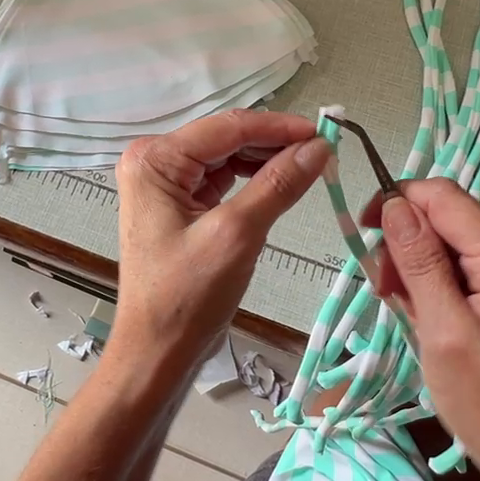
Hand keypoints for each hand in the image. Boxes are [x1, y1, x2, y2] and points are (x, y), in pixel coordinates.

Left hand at [109, 110, 330, 383]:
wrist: (156, 353)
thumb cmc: (188, 297)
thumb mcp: (237, 234)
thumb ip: (278, 184)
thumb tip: (320, 146)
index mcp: (155, 160)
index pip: (227, 127)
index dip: (279, 126)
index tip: (326, 131)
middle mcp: (153, 161)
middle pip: (225, 138)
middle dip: (274, 142)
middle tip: (325, 151)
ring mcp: (162, 183)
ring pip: (226, 157)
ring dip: (266, 160)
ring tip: (310, 166)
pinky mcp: (176, 205)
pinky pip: (220, 179)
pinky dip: (252, 180)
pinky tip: (281, 181)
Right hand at [365, 180, 479, 480]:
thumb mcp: (443, 332)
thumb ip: (420, 263)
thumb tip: (395, 205)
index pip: (445, 197)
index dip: (398, 201)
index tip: (364, 230)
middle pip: (449, 217)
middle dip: (407, 242)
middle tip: (384, 290)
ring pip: (454, 240)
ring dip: (419, 264)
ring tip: (405, 308)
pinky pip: (468, 264)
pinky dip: (438, 280)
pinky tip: (427, 312)